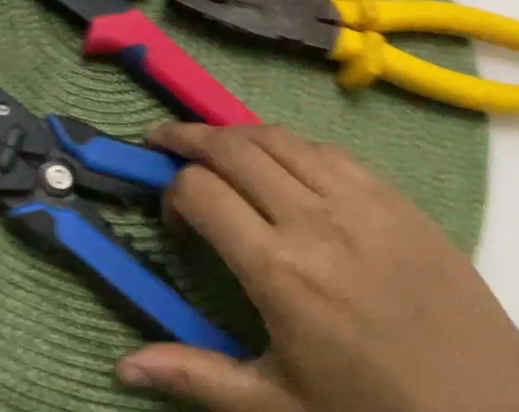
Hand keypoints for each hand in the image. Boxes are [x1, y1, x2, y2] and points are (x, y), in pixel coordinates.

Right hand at [118, 124, 518, 411]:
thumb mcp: (278, 405)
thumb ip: (195, 375)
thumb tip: (121, 368)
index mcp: (279, 271)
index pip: (199, 190)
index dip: (171, 193)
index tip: (174, 220)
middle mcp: (314, 221)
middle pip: (230, 147)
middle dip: (186, 138)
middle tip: (162, 143)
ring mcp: (361, 202)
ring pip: (277, 137)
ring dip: (234, 134)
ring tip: (213, 146)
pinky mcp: (397, 199)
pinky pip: (327, 150)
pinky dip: (289, 146)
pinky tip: (282, 165)